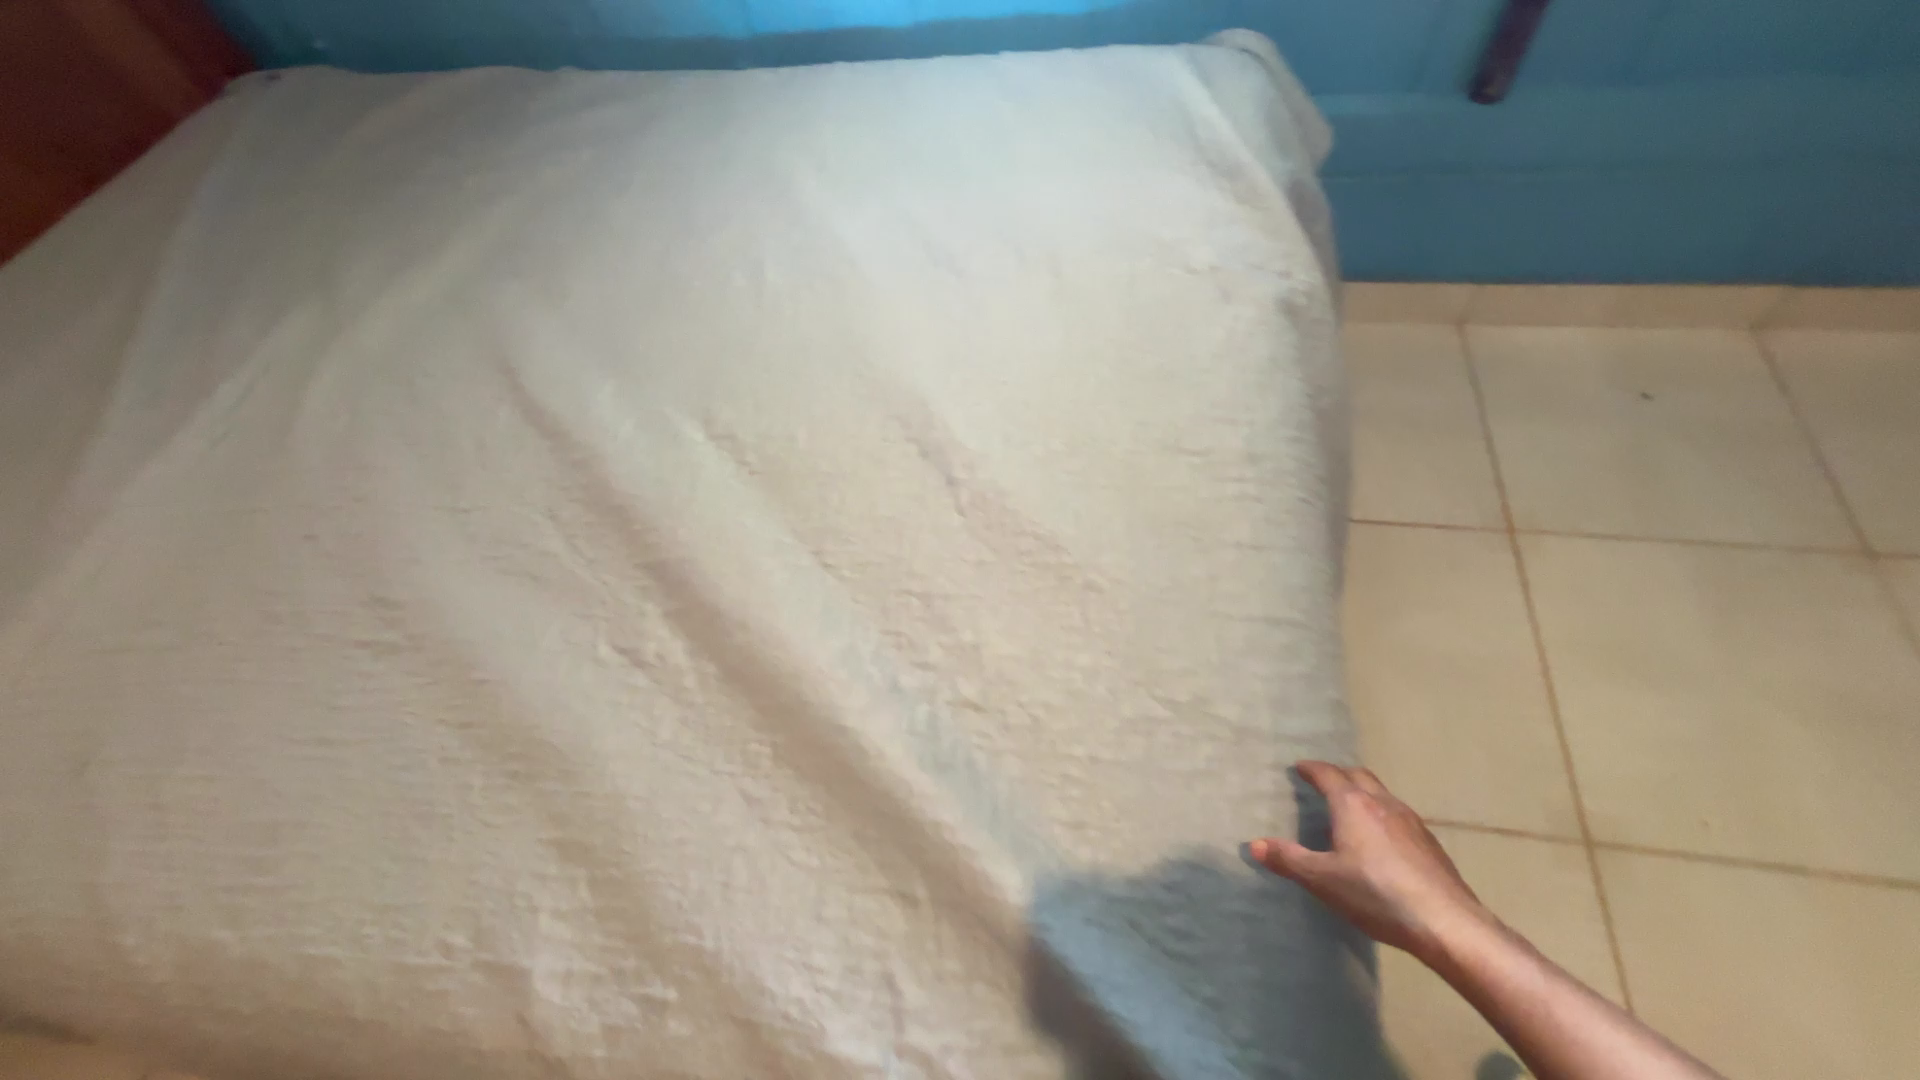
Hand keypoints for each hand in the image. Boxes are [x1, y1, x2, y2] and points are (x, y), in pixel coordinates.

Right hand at [1248, 761, 1495, 960]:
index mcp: (1353, 805)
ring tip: (1350, 809)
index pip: (1328, 774)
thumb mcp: (1323, 880)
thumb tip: (1254, 844)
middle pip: (1359, 776)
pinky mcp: (1430, 843)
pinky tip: (1382, 840)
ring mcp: (1411, 822)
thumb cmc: (1376, 894)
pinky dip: (1382, 815)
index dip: (1312, 769)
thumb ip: (1288, 860)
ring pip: (1382, 794)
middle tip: (1323, 783)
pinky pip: (1399, 815)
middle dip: (1339, 775)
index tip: (1300, 768)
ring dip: (1363, 793)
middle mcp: (1383, 804)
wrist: (1447, 924)